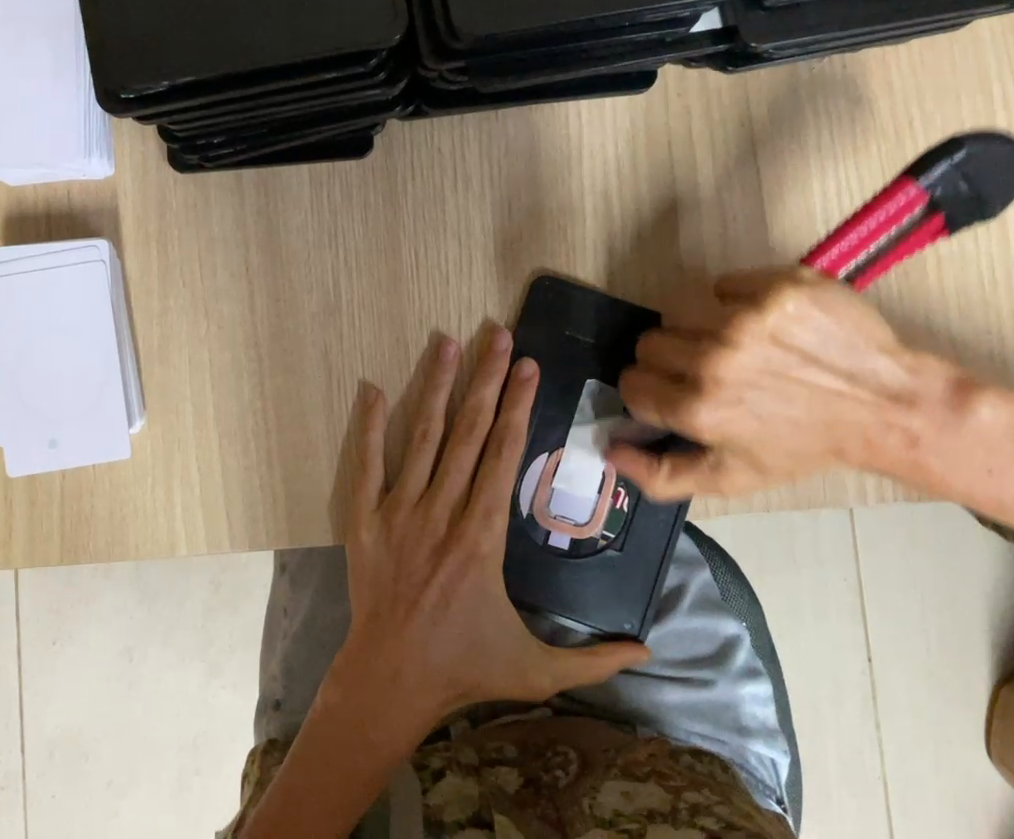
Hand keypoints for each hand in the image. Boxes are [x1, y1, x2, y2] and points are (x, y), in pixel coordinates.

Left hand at [324, 327, 650, 734]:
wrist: (389, 680)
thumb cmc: (465, 668)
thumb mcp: (536, 670)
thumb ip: (594, 659)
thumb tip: (650, 651)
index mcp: (483, 536)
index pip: (503, 455)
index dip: (517, 406)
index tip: (528, 367)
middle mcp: (442, 513)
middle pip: (468, 433)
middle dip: (485, 380)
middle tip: (497, 333)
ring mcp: (398, 514)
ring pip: (421, 438)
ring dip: (436, 387)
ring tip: (447, 342)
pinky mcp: (364, 522)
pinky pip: (364, 465)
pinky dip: (368, 427)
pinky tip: (372, 388)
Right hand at [609, 267, 957, 499]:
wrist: (886, 405)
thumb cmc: (804, 445)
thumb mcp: (732, 477)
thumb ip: (660, 474)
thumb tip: (608, 450)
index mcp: (698, 410)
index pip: (632, 383)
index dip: (650, 392)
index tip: (676, 395)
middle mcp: (713, 361)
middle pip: (649, 343)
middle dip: (670, 359)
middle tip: (708, 371)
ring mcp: (744, 319)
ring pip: (679, 309)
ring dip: (697, 327)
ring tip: (733, 344)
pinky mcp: (774, 286)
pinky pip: (722, 284)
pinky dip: (734, 300)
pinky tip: (762, 323)